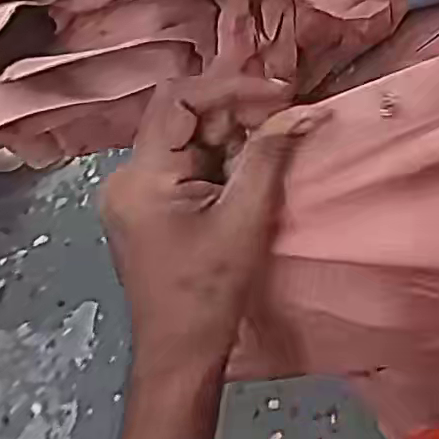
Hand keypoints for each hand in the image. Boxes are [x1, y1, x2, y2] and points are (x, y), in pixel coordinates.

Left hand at [99, 76, 324, 381]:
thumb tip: (307, 109)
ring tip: (278, 143)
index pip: (181, 100)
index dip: (232, 86)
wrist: (181, 351)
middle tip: (288, 119)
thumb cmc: (211, 287)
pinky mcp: (155, 201)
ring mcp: (140, 188)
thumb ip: (271, 153)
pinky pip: (195, 157)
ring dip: (239, 133)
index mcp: (142, 176)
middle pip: (188, 114)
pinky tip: (255, 166)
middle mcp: (131, 174)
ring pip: (194, 134)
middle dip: (241, 111)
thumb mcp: (247, 214)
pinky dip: (229, 154)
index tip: (281, 93)